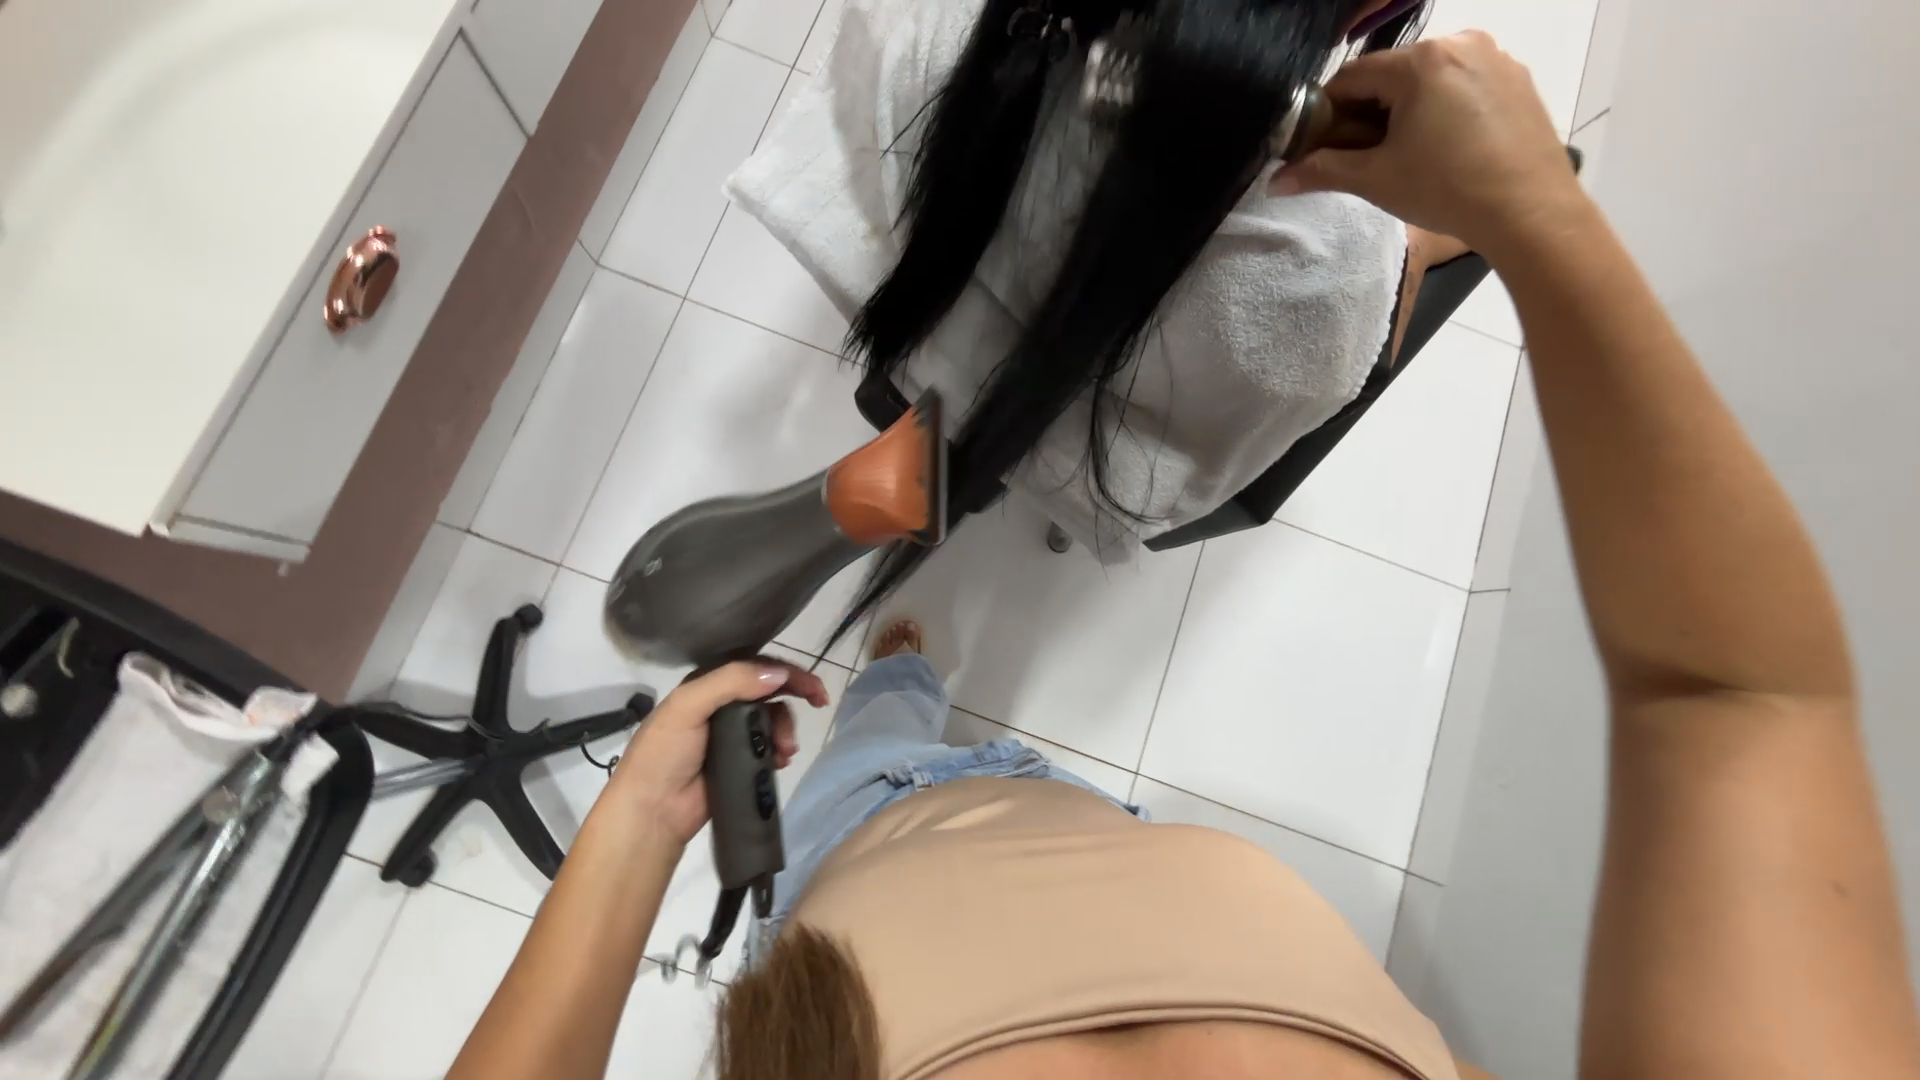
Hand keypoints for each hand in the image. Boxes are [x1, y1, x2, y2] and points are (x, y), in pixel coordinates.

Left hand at [609, 659, 829, 844]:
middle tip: (820, 702)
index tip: (811, 684)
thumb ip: (732, 682)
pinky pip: (770, 747)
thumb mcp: (689, 705)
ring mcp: (733, 735)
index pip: (754, 667)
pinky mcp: (741, 761)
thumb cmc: (664, 752)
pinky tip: (782, 760)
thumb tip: (780, 674)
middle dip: (796, 694)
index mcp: (707, 685)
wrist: (652, 810)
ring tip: (786, 749)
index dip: (786, 670)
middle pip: (770, 691)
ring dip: (788, 728)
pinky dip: (782, 749)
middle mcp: (722, 705)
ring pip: (774, 719)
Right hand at [1272, 32, 1586, 257]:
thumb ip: (1321, 171)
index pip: (1351, 76)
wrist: (1528, 208)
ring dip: (1403, 112)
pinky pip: (1460, 86)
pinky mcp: (1517, 78)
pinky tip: (1440, 150)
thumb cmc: (1444, 188)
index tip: (1318, 146)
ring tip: (1402, 156)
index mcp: (1421, 61)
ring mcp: (1495, 58)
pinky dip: (1439, 110)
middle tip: (1360, 158)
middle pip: (1391, 75)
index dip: (1325, 112)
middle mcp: (1461, 43)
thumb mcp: (1373, 180)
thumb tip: (1274, 181)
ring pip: (1427, 80)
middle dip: (1367, 113)